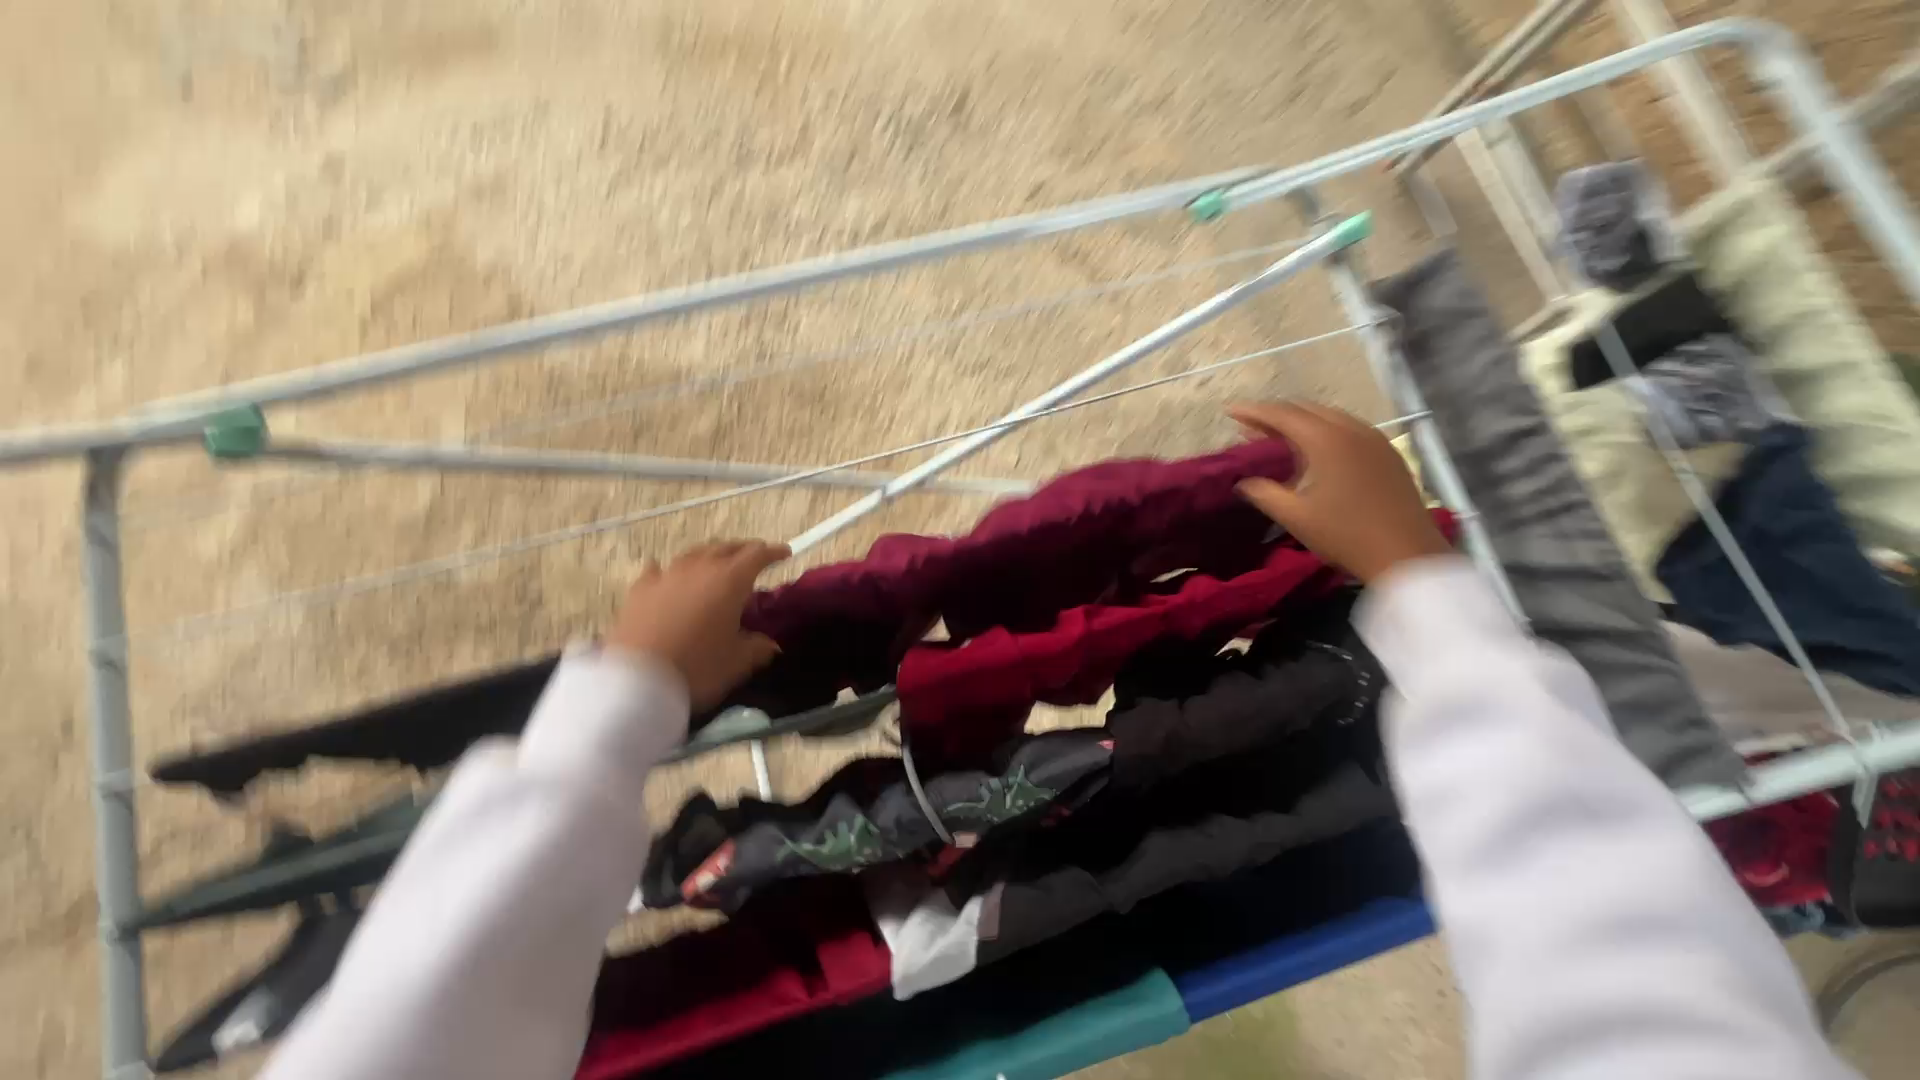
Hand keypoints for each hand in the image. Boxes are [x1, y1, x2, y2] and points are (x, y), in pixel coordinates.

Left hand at [607, 540, 789, 707]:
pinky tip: (666, 573)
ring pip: (694, 554)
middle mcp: (700, 568)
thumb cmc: (697, 667)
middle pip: (725, 547)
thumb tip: (770, 644)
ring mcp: (666, 575)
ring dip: (710, 555)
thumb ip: (757, 648)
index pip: (757, 555)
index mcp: (730, 580)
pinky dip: (670, 570)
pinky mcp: (640, 590)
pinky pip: (659, 570)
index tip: (784, 553)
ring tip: (716, 563)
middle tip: (753, 557)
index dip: (773, 552)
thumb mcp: (737, 662)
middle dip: (743, 550)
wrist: (636, 680)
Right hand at [1229, 401, 1452, 583]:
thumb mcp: (1295, 517)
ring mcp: (1374, 438)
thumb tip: (1242, 482)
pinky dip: (1323, 430)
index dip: (1253, 411)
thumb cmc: (1345, 535)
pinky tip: (1315, 450)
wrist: (1407, 554)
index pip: (1282, 414)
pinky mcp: (1387, 452)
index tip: (1229, 412)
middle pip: (1306, 409)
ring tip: (1278, 438)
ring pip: (1329, 416)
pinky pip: (1348, 428)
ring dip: (1300, 421)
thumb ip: (1263, 493)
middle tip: (1250, 428)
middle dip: (1275, 414)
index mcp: (1326, 440)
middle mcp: (1351, 429)